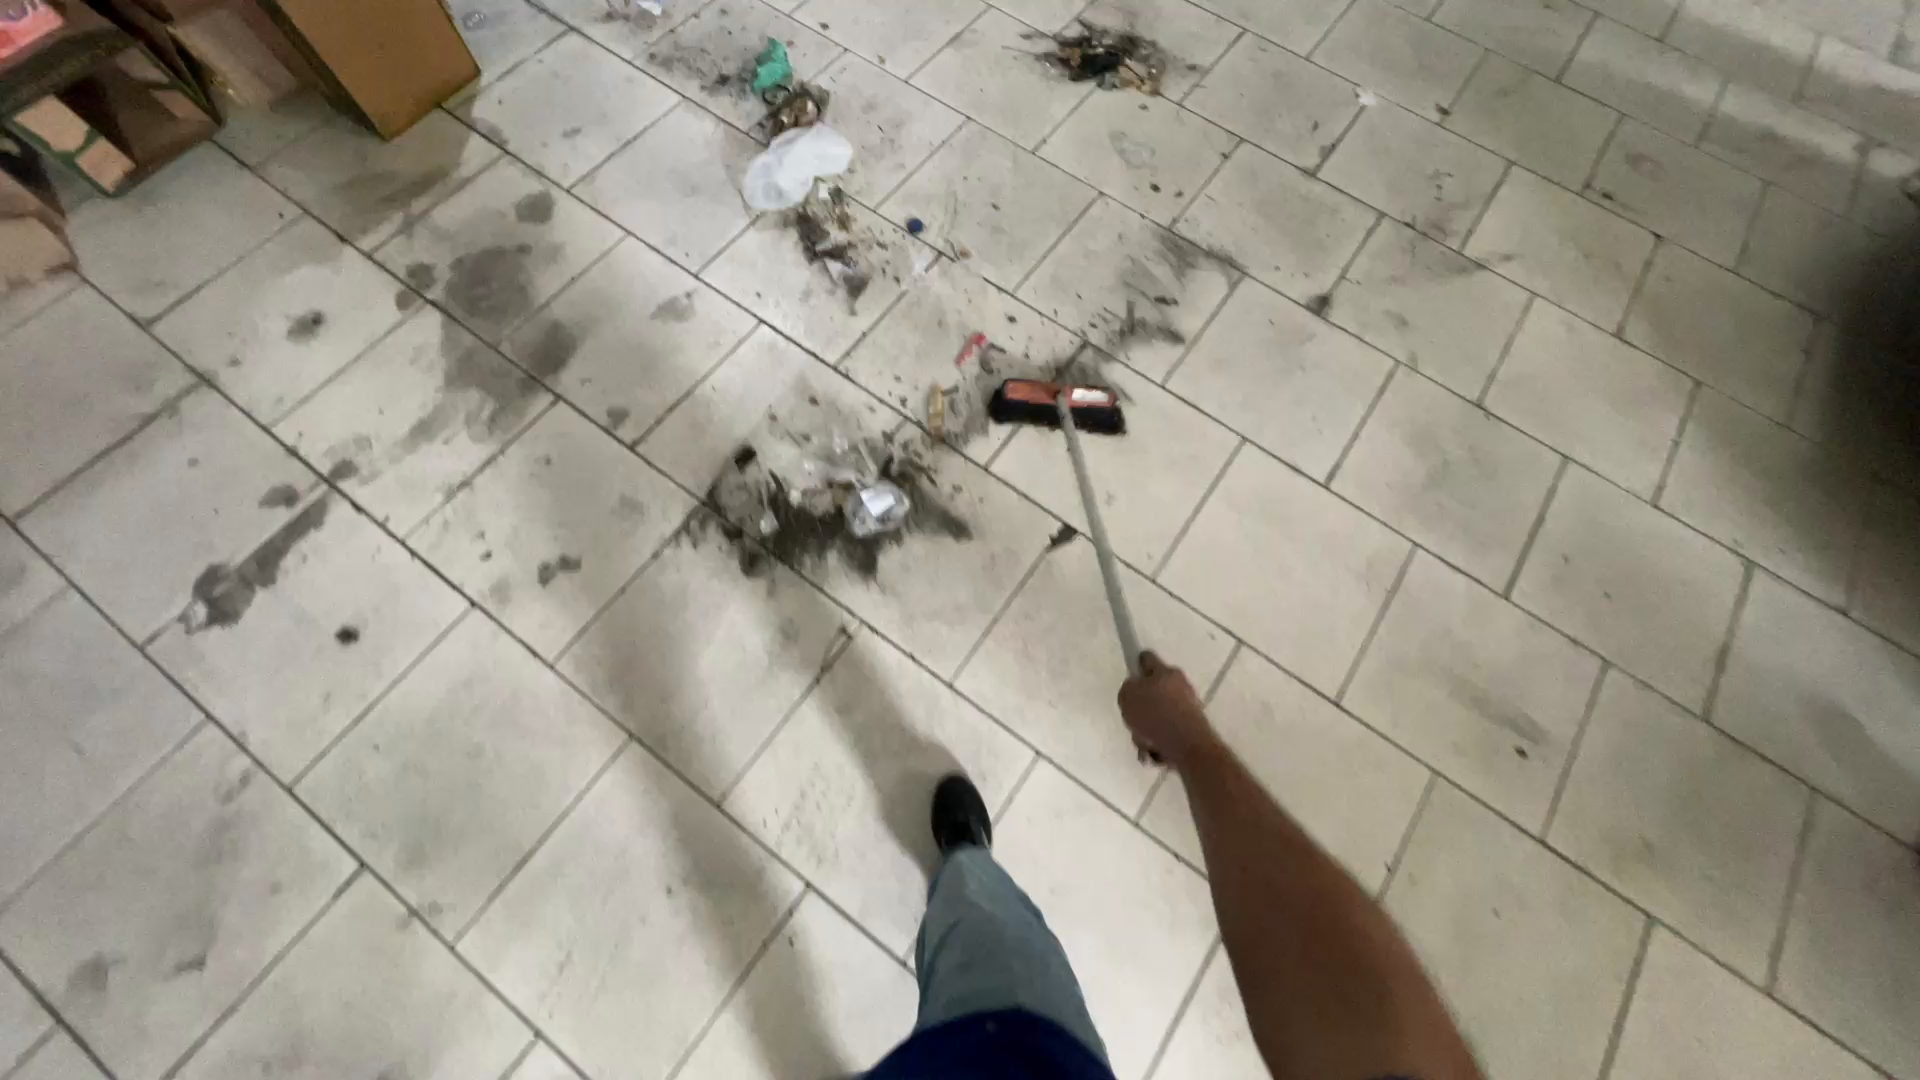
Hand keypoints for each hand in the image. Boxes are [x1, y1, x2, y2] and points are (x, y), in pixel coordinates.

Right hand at [1118, 651, 1216, 767]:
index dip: (1136, 665)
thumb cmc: (1155, 715)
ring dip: (1148, 729)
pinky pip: (1168, 732)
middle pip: (1154, 691)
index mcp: (1165, 672)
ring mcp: (1189, 707)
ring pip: (1160, 715)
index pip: (1147, 659)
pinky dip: (1159, 742)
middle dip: (1142, 707)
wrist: (1187, 746)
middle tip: (1132, 720)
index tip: (1130, 677)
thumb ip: (1128, 689)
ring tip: (1142, 743)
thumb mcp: (1127, 696)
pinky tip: (1153, 752)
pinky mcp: (1193, 728)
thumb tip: (1134, 689)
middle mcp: (1180, 685)